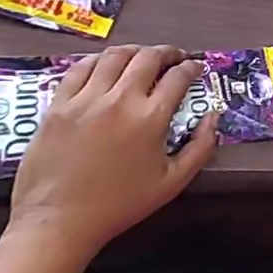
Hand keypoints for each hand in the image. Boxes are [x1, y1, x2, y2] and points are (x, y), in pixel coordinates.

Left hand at [5, 45, 217, 261]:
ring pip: (114, 56)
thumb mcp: (172, 183)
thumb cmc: (119, 205)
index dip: (192, 67)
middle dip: (167, 52)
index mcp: (150, 118)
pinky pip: (80, 68)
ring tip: (142, 56)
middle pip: (148, 57)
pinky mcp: (60, 103)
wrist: (59, 221)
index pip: (178, 77)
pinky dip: (98, 60)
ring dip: (134, 51)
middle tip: (174, 57)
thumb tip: (213, 117)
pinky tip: (104, 65)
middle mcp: (120, 99)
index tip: (195, 67)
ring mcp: (86, 98)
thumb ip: (200, 147)